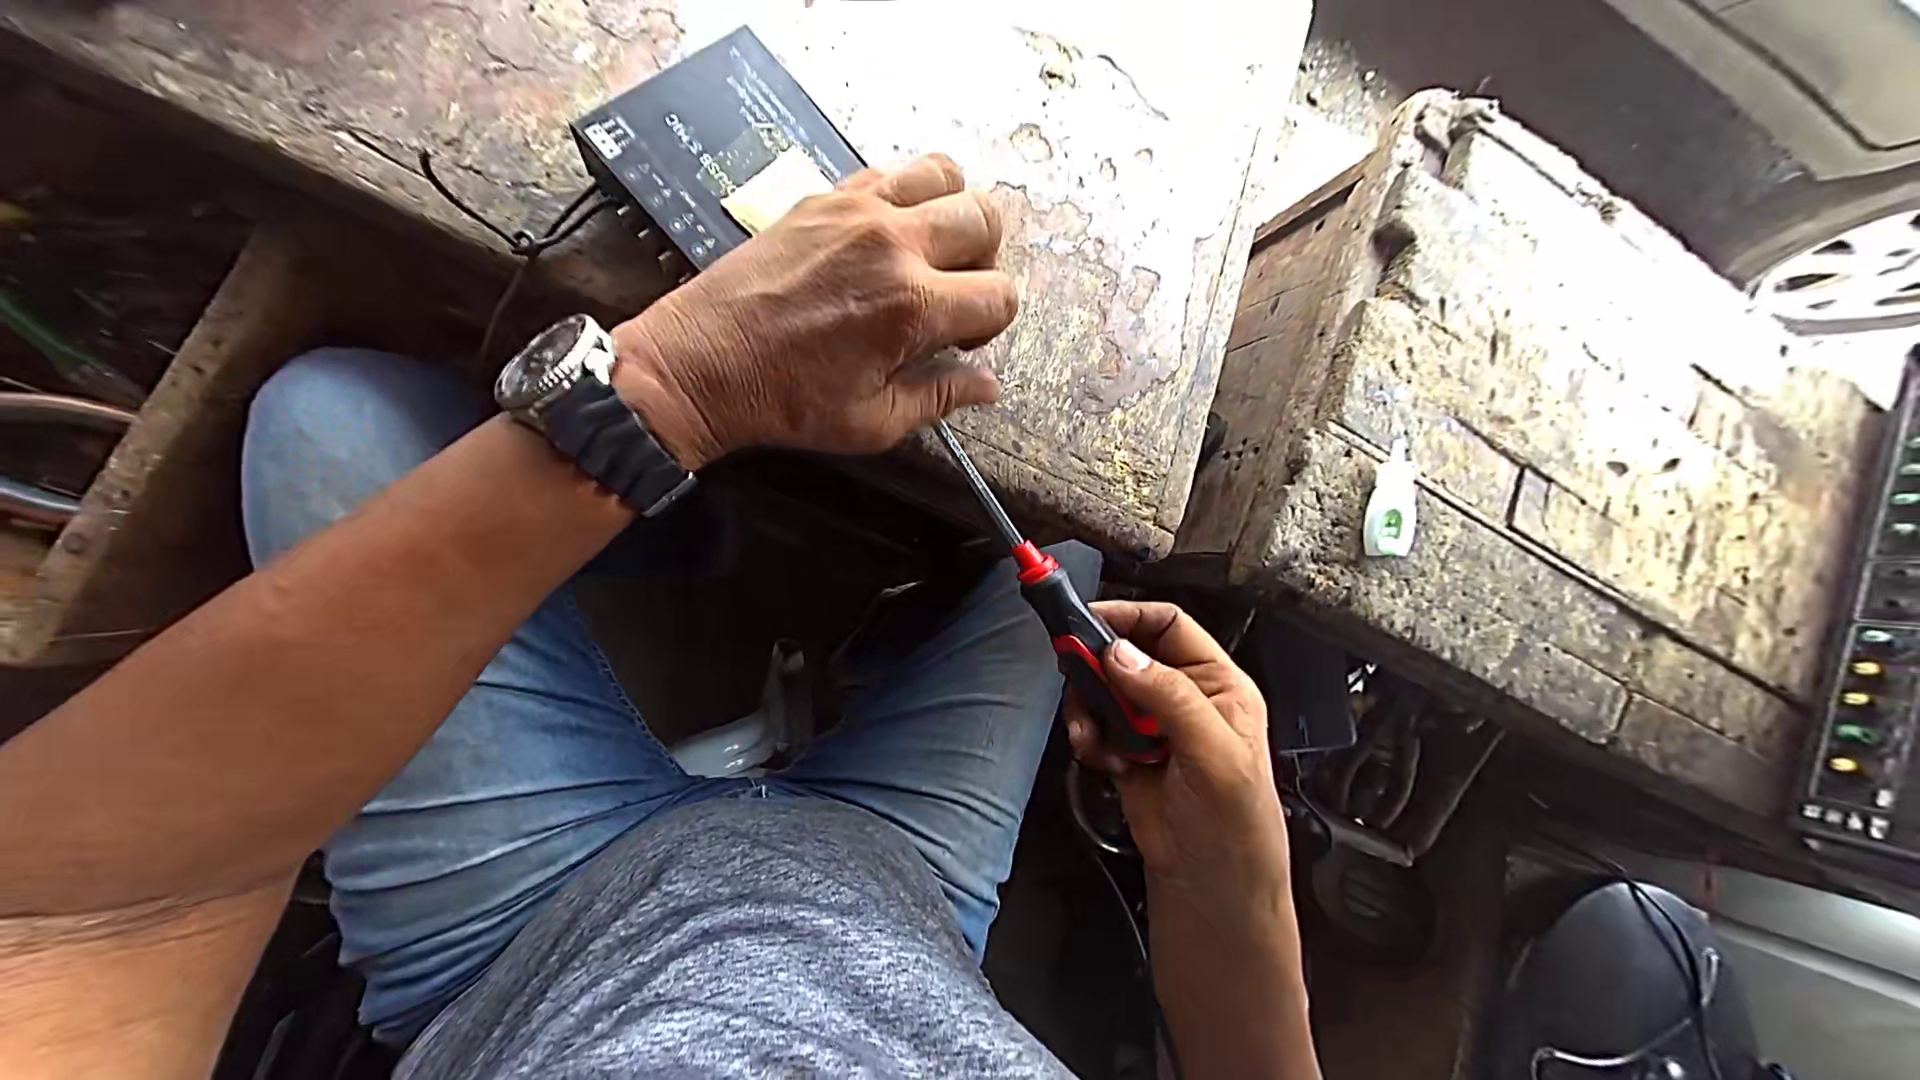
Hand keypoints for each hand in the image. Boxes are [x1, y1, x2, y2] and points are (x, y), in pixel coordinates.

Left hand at [609, 154, 1015, 467]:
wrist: (704, 364)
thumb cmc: (788, 403)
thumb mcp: (875, 422)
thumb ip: (941, 398)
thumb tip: (990, 386)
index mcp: (912, 306)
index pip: (999, 294)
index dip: (992, 324)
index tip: (962, 342)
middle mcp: (892, 244)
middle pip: (986, 219)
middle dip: (986, 261)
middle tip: (954, 294)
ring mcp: (855, 211)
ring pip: (946, 174)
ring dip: (954, 214)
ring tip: (930, 253)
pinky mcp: (822, 198)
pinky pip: (890, 171)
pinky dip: (907, 197)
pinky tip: (887, 237)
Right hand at [1064, 602, 1289, 899]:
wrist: (1211, 883)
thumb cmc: (1238, 824)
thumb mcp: (1214, 753)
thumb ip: (1169, 696)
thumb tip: (1120, 654)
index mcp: (1217, 683)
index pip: (1168, 625)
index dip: (1129, 617)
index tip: (1090, 622)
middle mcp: (1182, 695)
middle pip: (1125, 654)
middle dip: (1097, 667)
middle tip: (1076, 676)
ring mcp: (1151, 722)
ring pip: (1102, 688)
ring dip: (1088, 707)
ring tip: (1091, 734)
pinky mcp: (1127, 746)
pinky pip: (1093, 722)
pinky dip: (1088, 735)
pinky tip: (1103, 757)